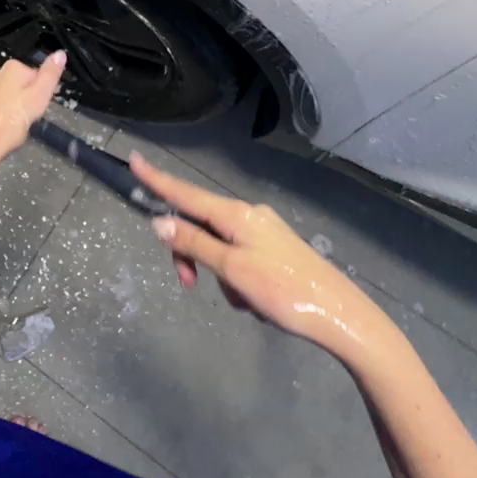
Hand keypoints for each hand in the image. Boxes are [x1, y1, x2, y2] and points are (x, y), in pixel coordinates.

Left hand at [0, 51, 66, 177]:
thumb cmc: (9, 125)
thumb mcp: (37, 100)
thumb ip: (49, 76)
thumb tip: (60, 53)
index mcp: (12, 69)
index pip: (34, 77)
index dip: (39, 95)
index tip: (36, 110)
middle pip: (15, 85)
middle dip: (20, 100)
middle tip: (22, 121)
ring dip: (4, 106)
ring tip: (6, 127)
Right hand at [132, 152, 401, 364]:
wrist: (343, 318)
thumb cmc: (284, 292)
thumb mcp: (232, 270)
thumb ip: (194, 244)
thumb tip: (159, 222)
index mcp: (237, 215)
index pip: (186, 193)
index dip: (157, 180)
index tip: (133, 159)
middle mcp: (249, 215)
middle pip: (199, 224)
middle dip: (189, 253)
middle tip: (189, 285)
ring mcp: (264, 233)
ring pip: (218, 246)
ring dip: (217, 273)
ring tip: (241, 300)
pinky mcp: (275, 252)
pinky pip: (238, 258)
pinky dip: (235, 278)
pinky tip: (254, 301)